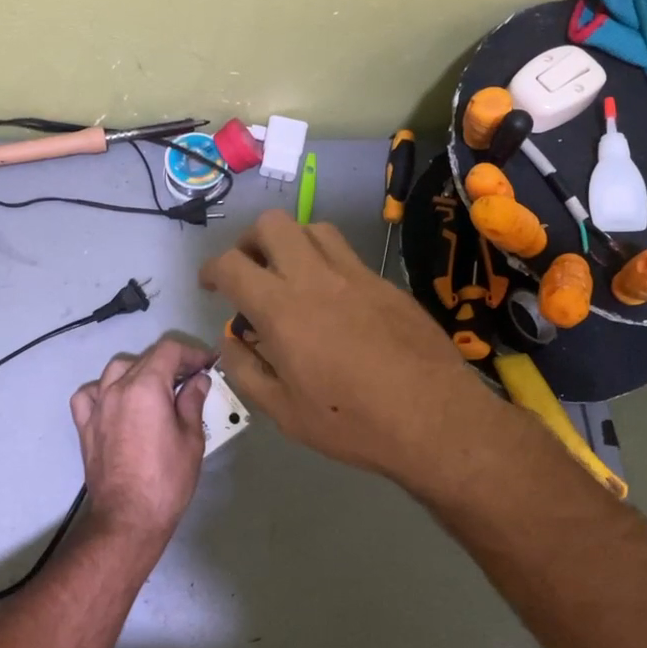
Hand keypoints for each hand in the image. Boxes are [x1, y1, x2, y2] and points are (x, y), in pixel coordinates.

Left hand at [69, 336, 213, 542]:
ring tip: (157, 389)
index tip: (207, 364)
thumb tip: (198, 379)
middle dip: (171, 363)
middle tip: (192, 379)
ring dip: (139, 372)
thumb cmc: (167, 479)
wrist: (128, 517)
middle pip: (145, 359)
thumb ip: (192, 402)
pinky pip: (89, 394)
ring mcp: (97, 406)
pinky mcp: (85, 425)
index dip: (191, 353)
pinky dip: (103, 390)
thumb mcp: (191, 438)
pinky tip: (117, 401)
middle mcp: (116, 388)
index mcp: (145, 387)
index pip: (169, 352)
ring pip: (116, 370)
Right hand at [199, 210, 513, 488]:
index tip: (210, 285)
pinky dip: (326, 262)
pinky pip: (347, 254)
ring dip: (291, 243)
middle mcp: (315, 278)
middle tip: (249, 271)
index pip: (231, 264)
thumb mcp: (283, 411)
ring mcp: (355, 275)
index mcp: (281, 309)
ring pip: (313, 228)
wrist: (436, 419)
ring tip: (290, 276)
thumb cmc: (351, 423)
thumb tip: (232, 340)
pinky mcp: (386, 283)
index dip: (211, 269)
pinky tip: (332, 299)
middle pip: (271, 224)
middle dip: (249, 241)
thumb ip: (246, 369)